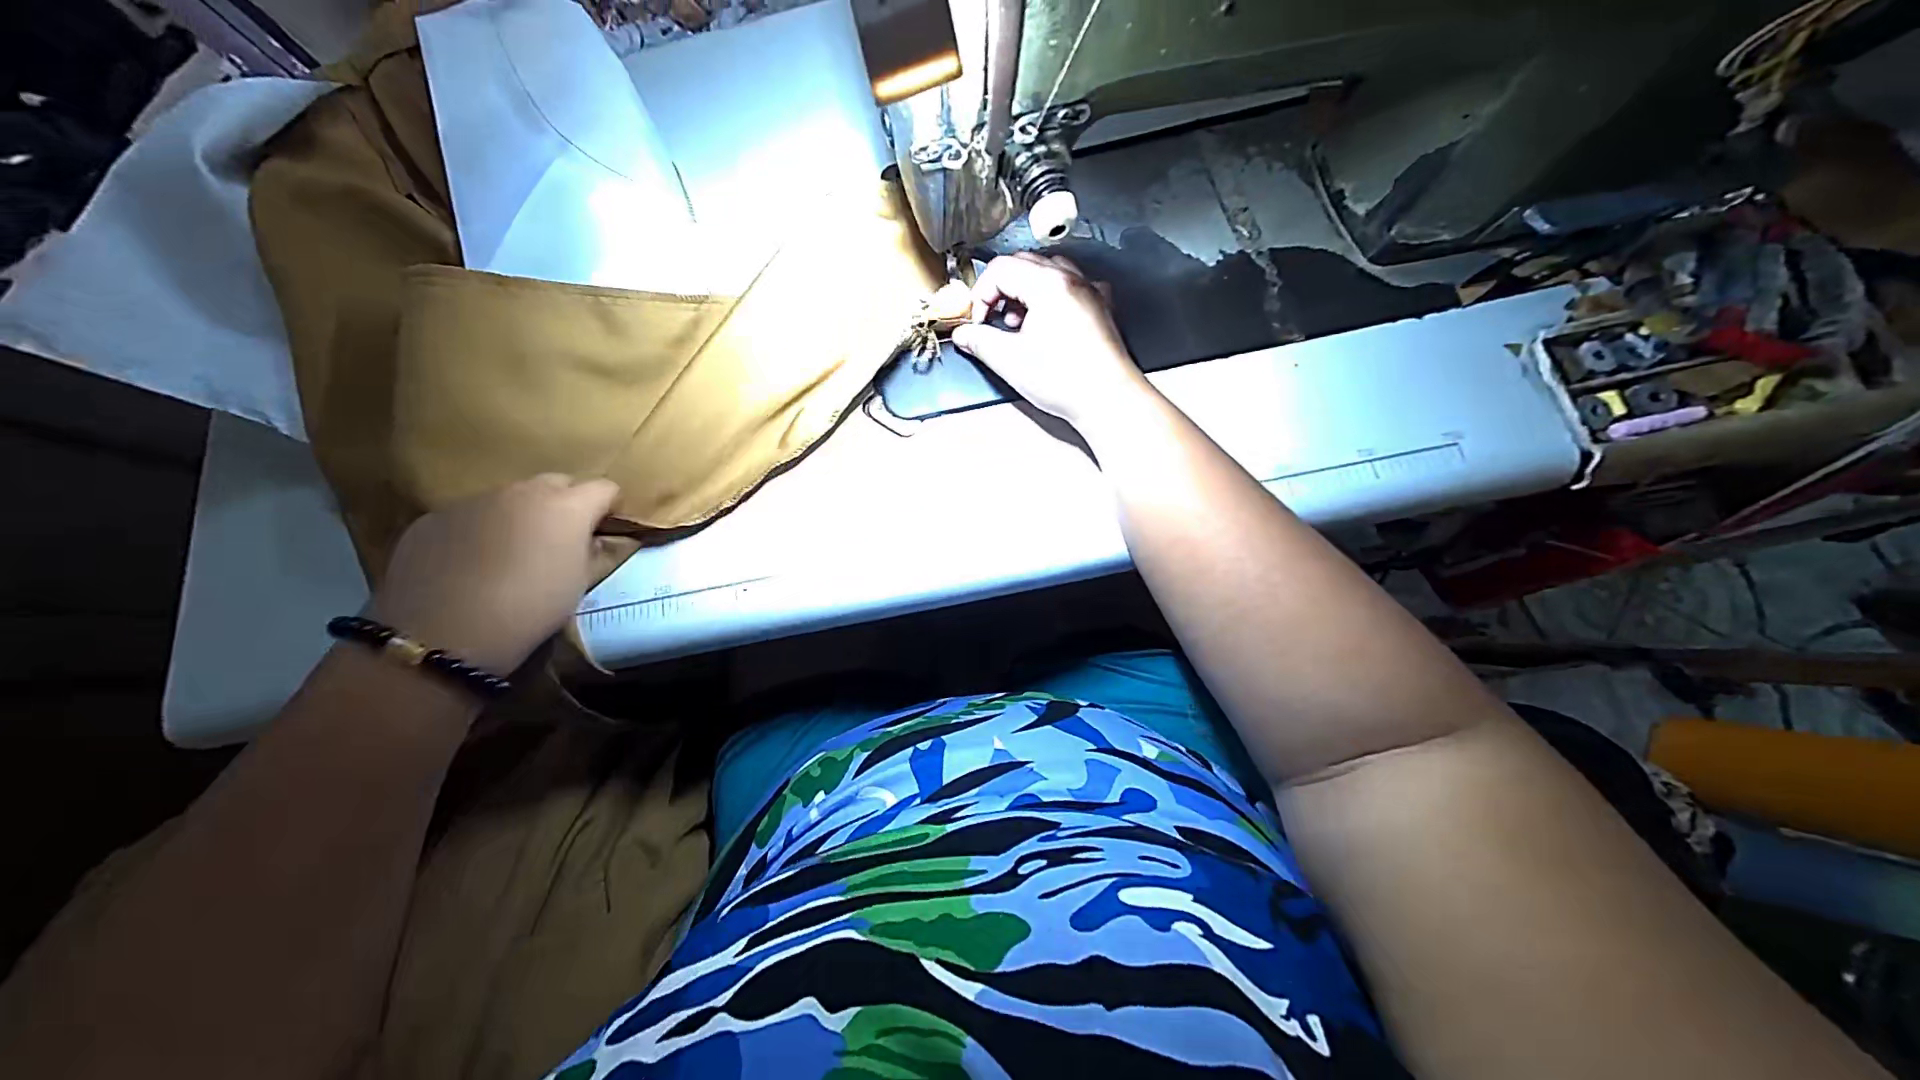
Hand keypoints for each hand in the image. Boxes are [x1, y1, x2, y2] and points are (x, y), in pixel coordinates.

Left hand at [366, 475, 620, 674]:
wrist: (445, 632)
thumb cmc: (531, 608)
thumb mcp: (580, 584)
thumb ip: (594, 552)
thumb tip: (594, 539)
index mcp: (567, 506)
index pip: (604, 488)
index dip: (609, 508)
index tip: (604, 531)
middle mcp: (522, 491)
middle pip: (556, 483)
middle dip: (565, 503)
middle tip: (561, 539)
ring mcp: (475, 500)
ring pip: (510, 498)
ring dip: (520, 516)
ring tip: (513, 553)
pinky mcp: (435, 517)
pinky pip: (471, 516)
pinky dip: (481, 531)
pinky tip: (473, 564)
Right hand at [950, 253, 1152, 425]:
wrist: (1108, 401)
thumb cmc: (1068, 381)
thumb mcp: (1010, 360)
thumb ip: (980, 341)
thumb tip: (965, 334)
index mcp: (1048, 284)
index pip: (1001, 269)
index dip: (981, 294)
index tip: (977, 320)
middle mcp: (1072, 280)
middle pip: (1024, 264)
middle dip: (1001, 290)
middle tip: (991, 319)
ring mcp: (1089, 292)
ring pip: (1048, 273)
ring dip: (1024, 292)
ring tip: (1017, 324)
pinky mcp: (1100, 309)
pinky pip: (1071, 288)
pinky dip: (1051, 298)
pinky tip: (1046, 322)